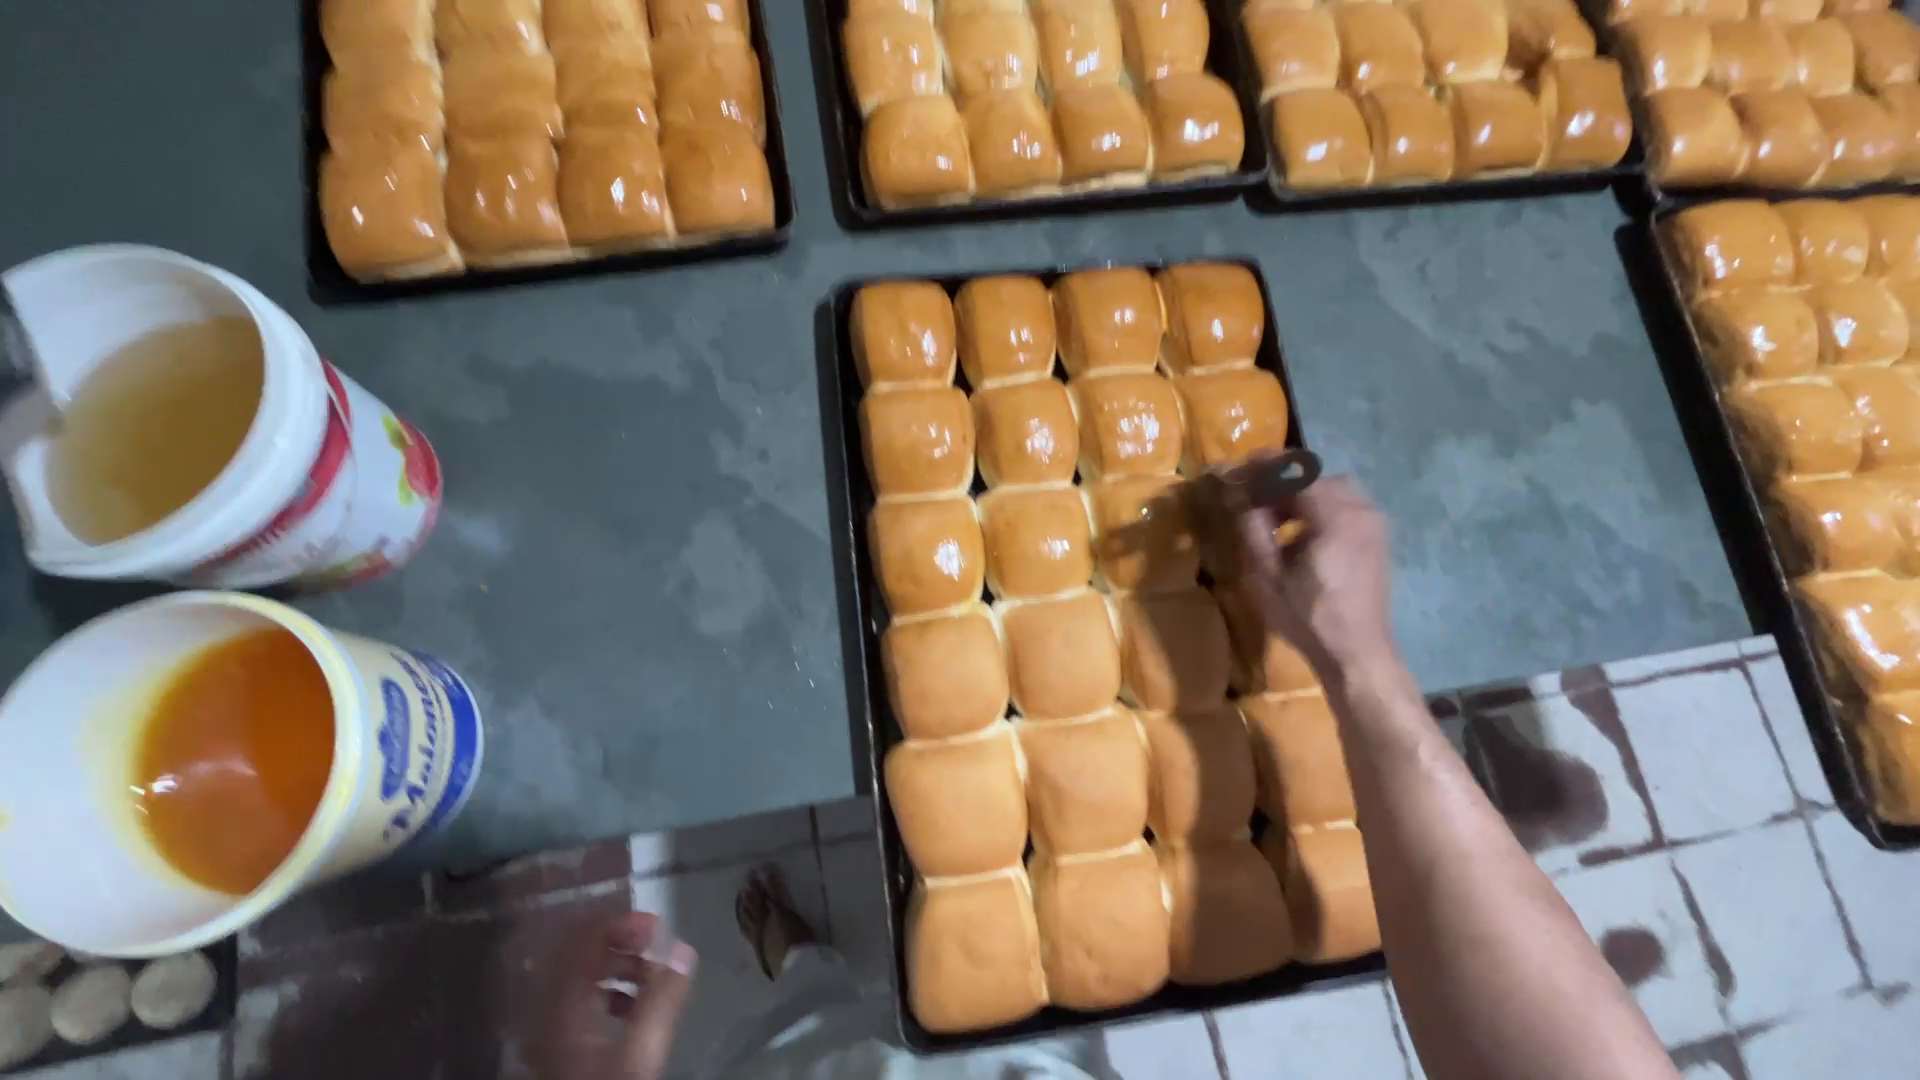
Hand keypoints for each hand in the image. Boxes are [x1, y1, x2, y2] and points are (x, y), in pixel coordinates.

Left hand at [544, 912, 695, 1079]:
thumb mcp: (641, 1054)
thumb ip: (662, 999)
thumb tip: (684, 951)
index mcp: (563, 1004)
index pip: (586, 939)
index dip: (623, 924)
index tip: (659, 928)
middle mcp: (547, 1008)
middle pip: (580, 952)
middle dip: (623, 942)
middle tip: (658, 946)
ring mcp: (548, 1027)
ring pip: (580, 974)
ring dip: (618, 965)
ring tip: (653, 977)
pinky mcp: (557, 1044)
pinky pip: (580, 997)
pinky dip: (609, 989)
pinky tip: (632, 1007)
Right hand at [1233, 476, 1396, 680]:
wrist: (1356, 652)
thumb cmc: (1308, 616)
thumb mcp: (1268, 574)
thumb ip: (1253, 528)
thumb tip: (1238, 495)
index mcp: (1336, 516)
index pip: (1295, 474)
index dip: (1262, 468)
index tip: (1234, 471)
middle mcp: (1361, 510)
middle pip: (1316, 476)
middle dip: (1281, 480)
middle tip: (1251, 496)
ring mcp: (1373, 524)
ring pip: (1332, 490)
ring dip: (1301, 494)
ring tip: (1273, 517)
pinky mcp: (1376, 540)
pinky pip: (1345, 507)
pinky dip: (1319, 508)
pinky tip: (1299, 533)